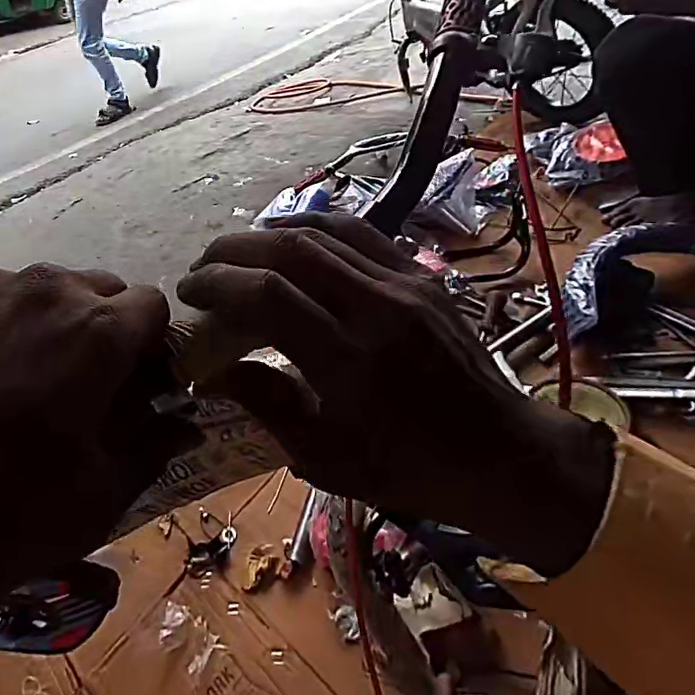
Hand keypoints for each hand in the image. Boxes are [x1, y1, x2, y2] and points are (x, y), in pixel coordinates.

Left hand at [0, 264, 191, 616]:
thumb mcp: (88, 502)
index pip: (152, 306)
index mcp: (95, 330)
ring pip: (31, 292)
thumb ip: (149, 449)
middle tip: (68, 390)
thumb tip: (180, 423)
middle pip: (93, 290)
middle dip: (97, 330)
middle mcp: (40, 287)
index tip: (133, 386)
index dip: (149, 347)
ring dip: (36, 326)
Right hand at [177, 214, 613, 575]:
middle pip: (288, 250)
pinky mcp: (421, 274)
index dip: (217, 283)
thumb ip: (262, 403)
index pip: (267, 296)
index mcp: (351, 362)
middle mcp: (377, 310)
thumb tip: (209, 370)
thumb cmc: (407, 468)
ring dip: (265, 235)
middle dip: (230, 250)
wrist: (505, 456)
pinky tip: (286, 237)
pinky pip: (357, 231)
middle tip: (202, 267)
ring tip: (235, 252)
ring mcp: (405, 284)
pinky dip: (311, 226)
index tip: (188, 291)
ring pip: (320, 231)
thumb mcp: (324, 456)